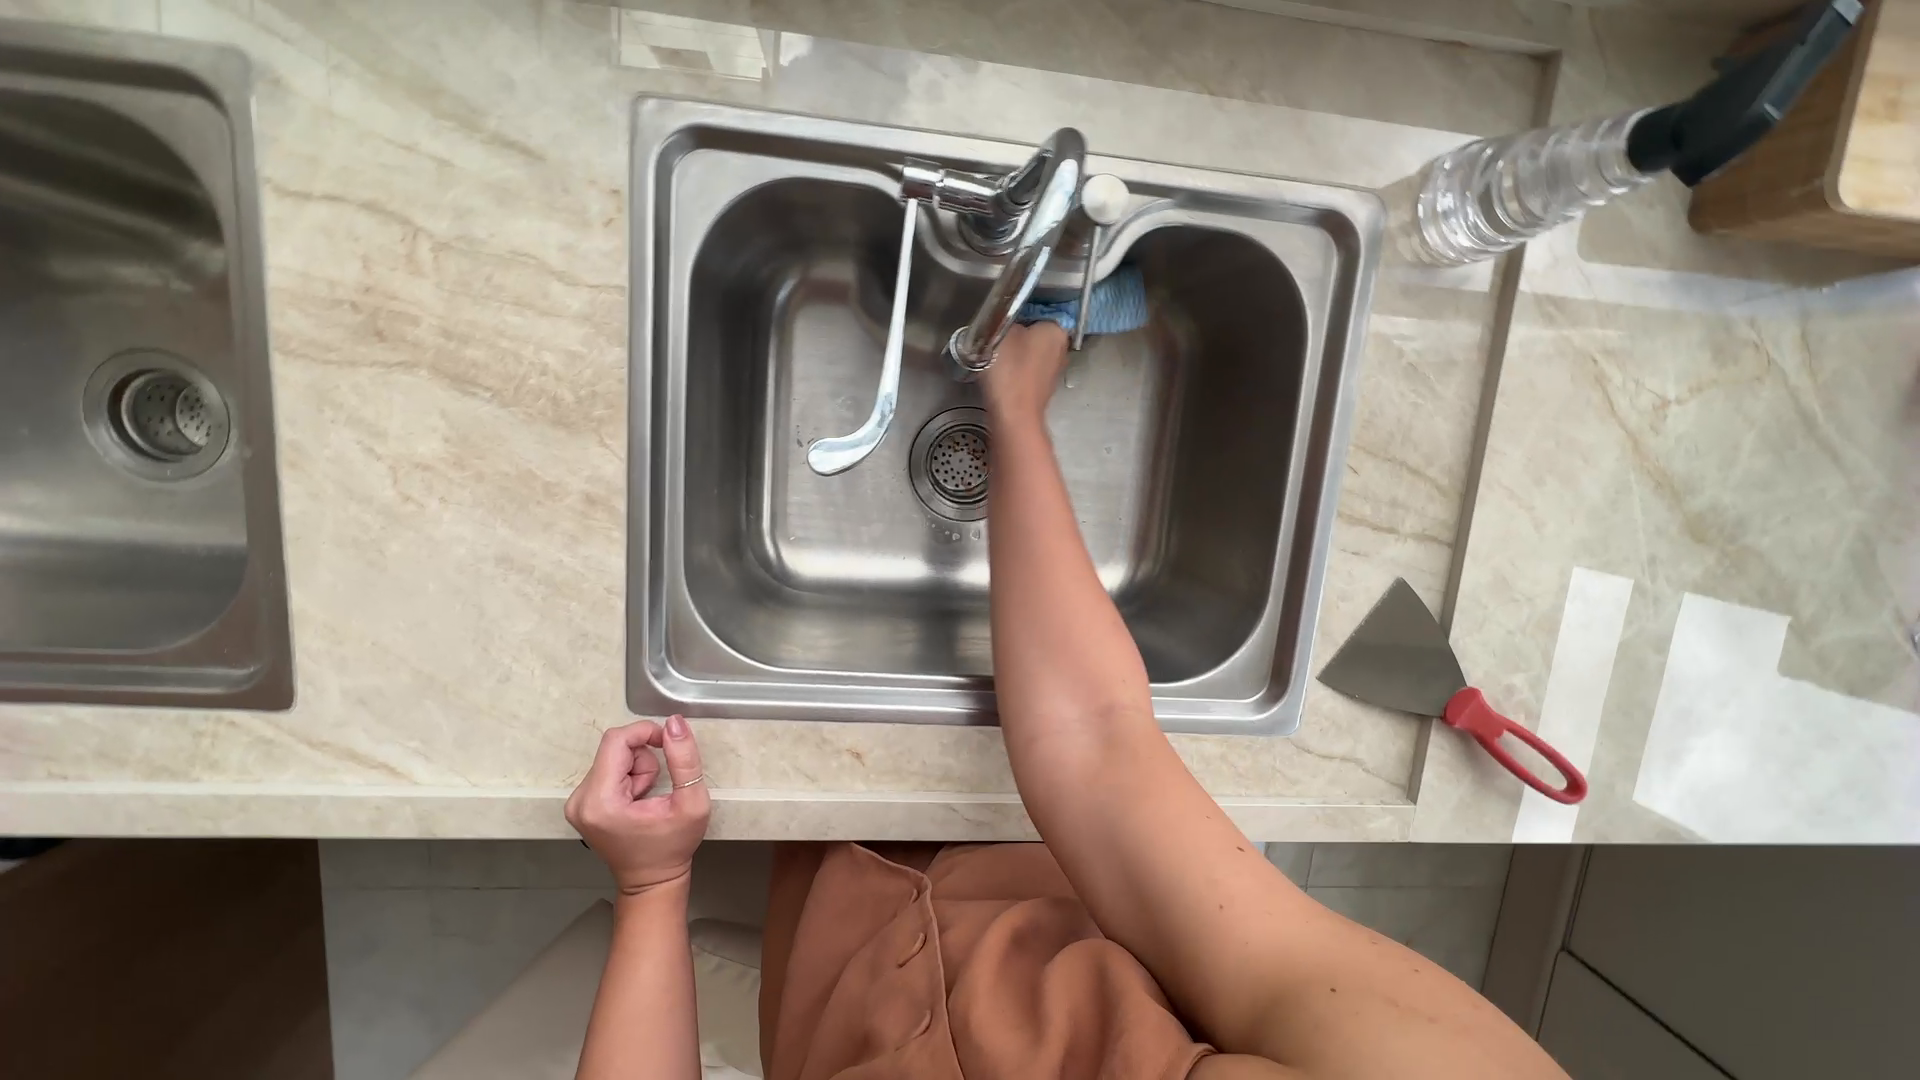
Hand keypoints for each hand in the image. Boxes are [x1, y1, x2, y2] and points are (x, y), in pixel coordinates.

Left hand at [565, 715, 710, 895]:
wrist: (651, 881)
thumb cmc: (672, 846)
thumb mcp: (692, 802)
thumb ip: (684, 759)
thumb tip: (674, 722)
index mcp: (601, 800)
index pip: (617, 740)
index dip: (646, 732)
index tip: (669, 744)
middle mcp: (580, 799)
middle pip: (614, 747)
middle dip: (644, 757)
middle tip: (658, 786)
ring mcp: (577, 802)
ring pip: (613, 756)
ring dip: (637, 767)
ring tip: (647, 798)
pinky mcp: (582, 803)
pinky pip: (608, 769)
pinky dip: (628, 777)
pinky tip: (637, 801)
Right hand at [981, 321, 1070, 427]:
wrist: (1013, 414)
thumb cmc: (1009, 370)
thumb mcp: (999, 332)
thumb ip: (1006, 320)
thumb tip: (1007, 323)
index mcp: (1056, 330)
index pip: (1038, 310)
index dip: (1018, 313)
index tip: (1002, 320)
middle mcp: (1061, 350)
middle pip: (1035, 333)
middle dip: (1017, 334)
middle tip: (995, 338)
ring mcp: (1054, 372)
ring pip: (1031, 353)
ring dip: (1015, 353)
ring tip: (995, 357)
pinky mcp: (1043, 389)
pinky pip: (1028, 371)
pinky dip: (1016, 371)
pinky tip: (1001, 375)